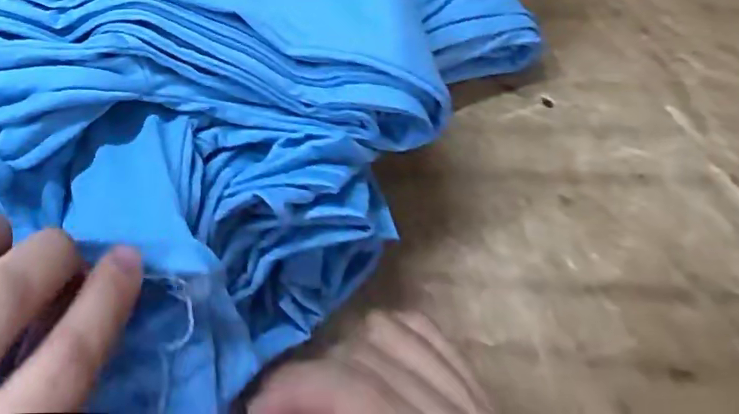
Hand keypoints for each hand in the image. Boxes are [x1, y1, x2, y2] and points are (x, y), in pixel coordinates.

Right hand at [249, 312, 492, 413]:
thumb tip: (265, 413)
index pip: (342, 387)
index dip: (284, 390)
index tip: (249, 410)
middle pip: (356, 355)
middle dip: (304, 378)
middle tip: (278, 409)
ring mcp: (478, 406)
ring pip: (388, 332)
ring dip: (342, 353)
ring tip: (324, 393)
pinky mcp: (488, 404)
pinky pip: (428, 336)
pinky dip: (389, 338)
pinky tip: (368, 363)